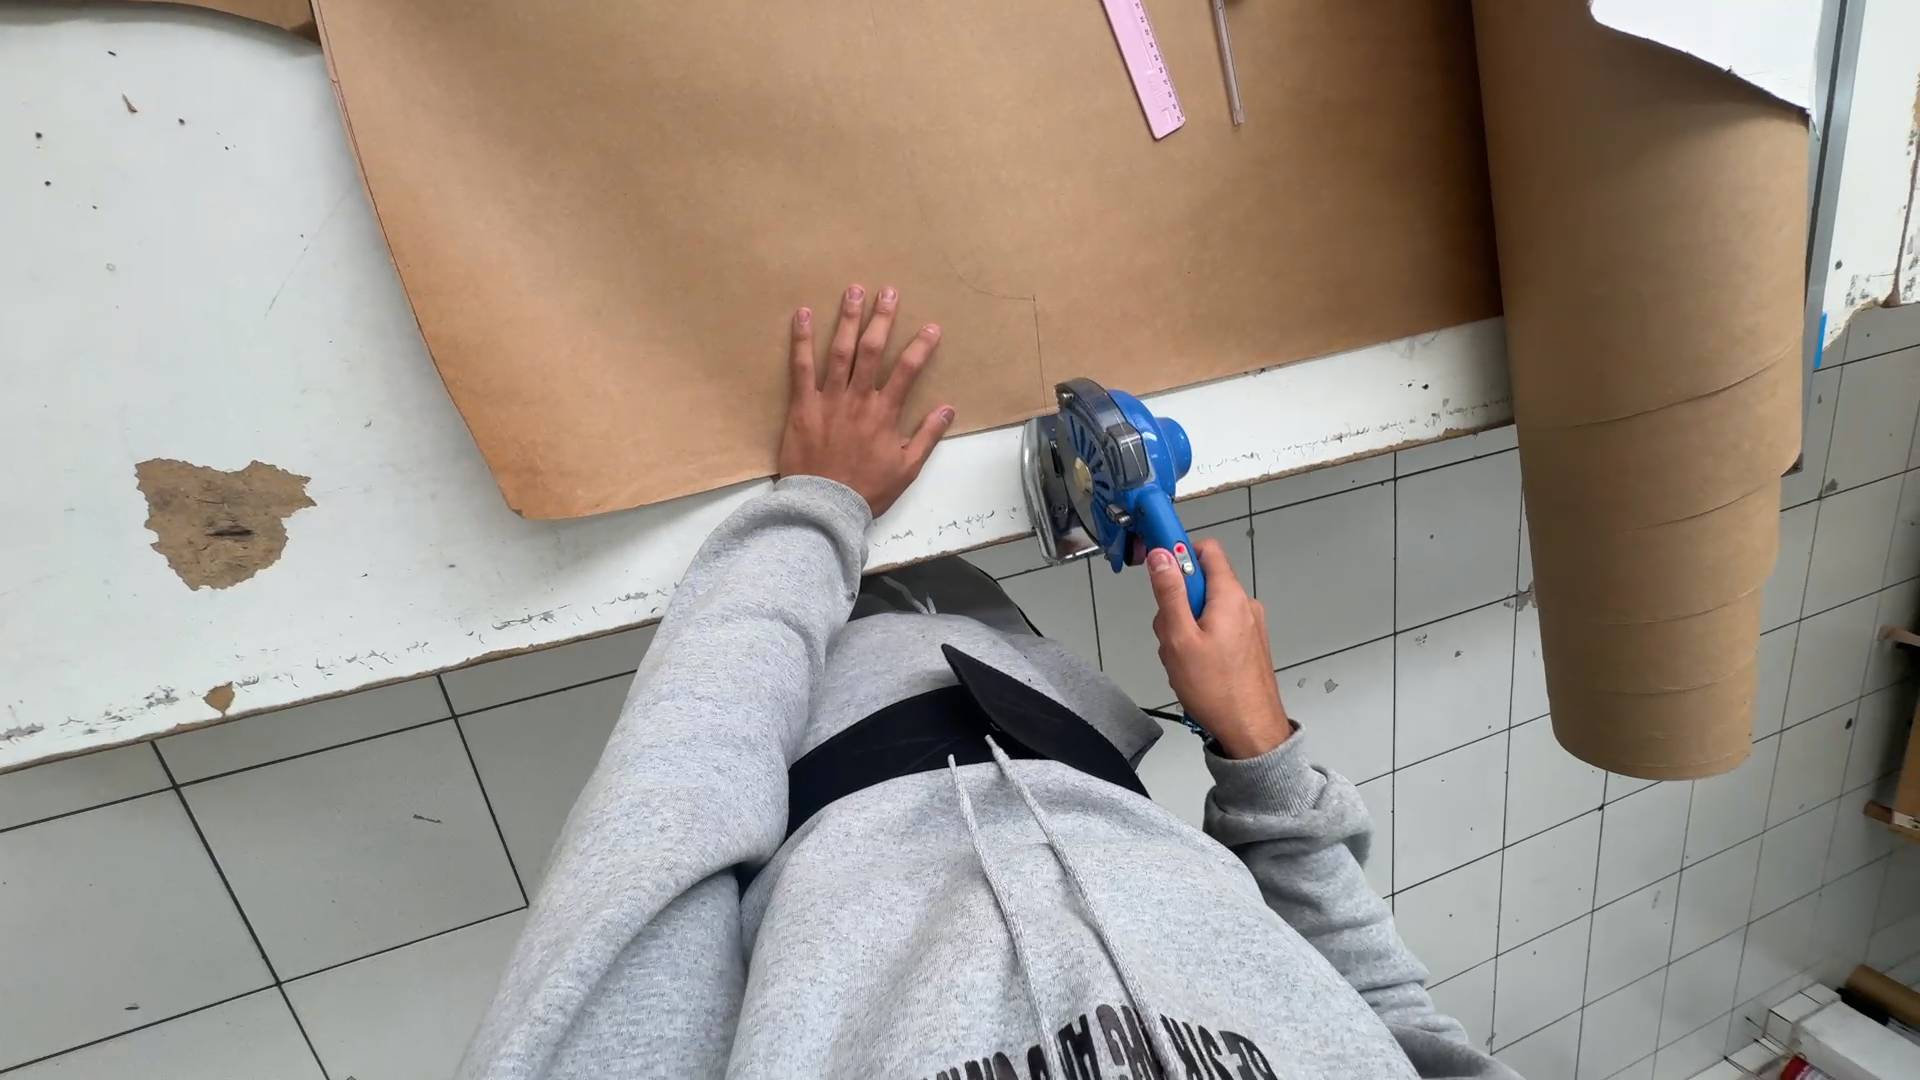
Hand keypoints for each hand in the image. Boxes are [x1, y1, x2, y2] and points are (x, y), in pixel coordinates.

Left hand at [777, 284, 954, 517]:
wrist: (826, 507)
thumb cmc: (867, 490)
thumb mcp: (907, 468)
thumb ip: (927, 436)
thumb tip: (948, 409)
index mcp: (885, 414)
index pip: (907, 371)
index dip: (921, 347)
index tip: (931, 328)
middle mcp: (859, 399)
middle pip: (872, 350)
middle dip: (882, 319)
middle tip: (888, 291)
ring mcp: (829, 400)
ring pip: (840, 351)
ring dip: (847, 319)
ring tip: (853, 291)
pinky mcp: (802, 406)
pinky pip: (800, 368)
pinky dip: (801, 340)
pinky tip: (801, 314)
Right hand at [1147, 538, 1290, 758]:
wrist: (1251, 732)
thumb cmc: (1214, 687)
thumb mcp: (1180, 638)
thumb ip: (1169, 593)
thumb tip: (1161, 553)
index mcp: (1229, 596)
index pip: (1204, 550)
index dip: (1178, 552)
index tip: (1155, 568)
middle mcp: (1243, 604)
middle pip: (1199, 584)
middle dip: (1176, 604)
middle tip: (1169, 636)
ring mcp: (1249, 626)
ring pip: (1203, 610)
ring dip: (1184, 628)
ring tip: (1181, 660)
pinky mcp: (1248, 645)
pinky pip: (1215, 629)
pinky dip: (1199, 641)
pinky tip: (1194, 668)